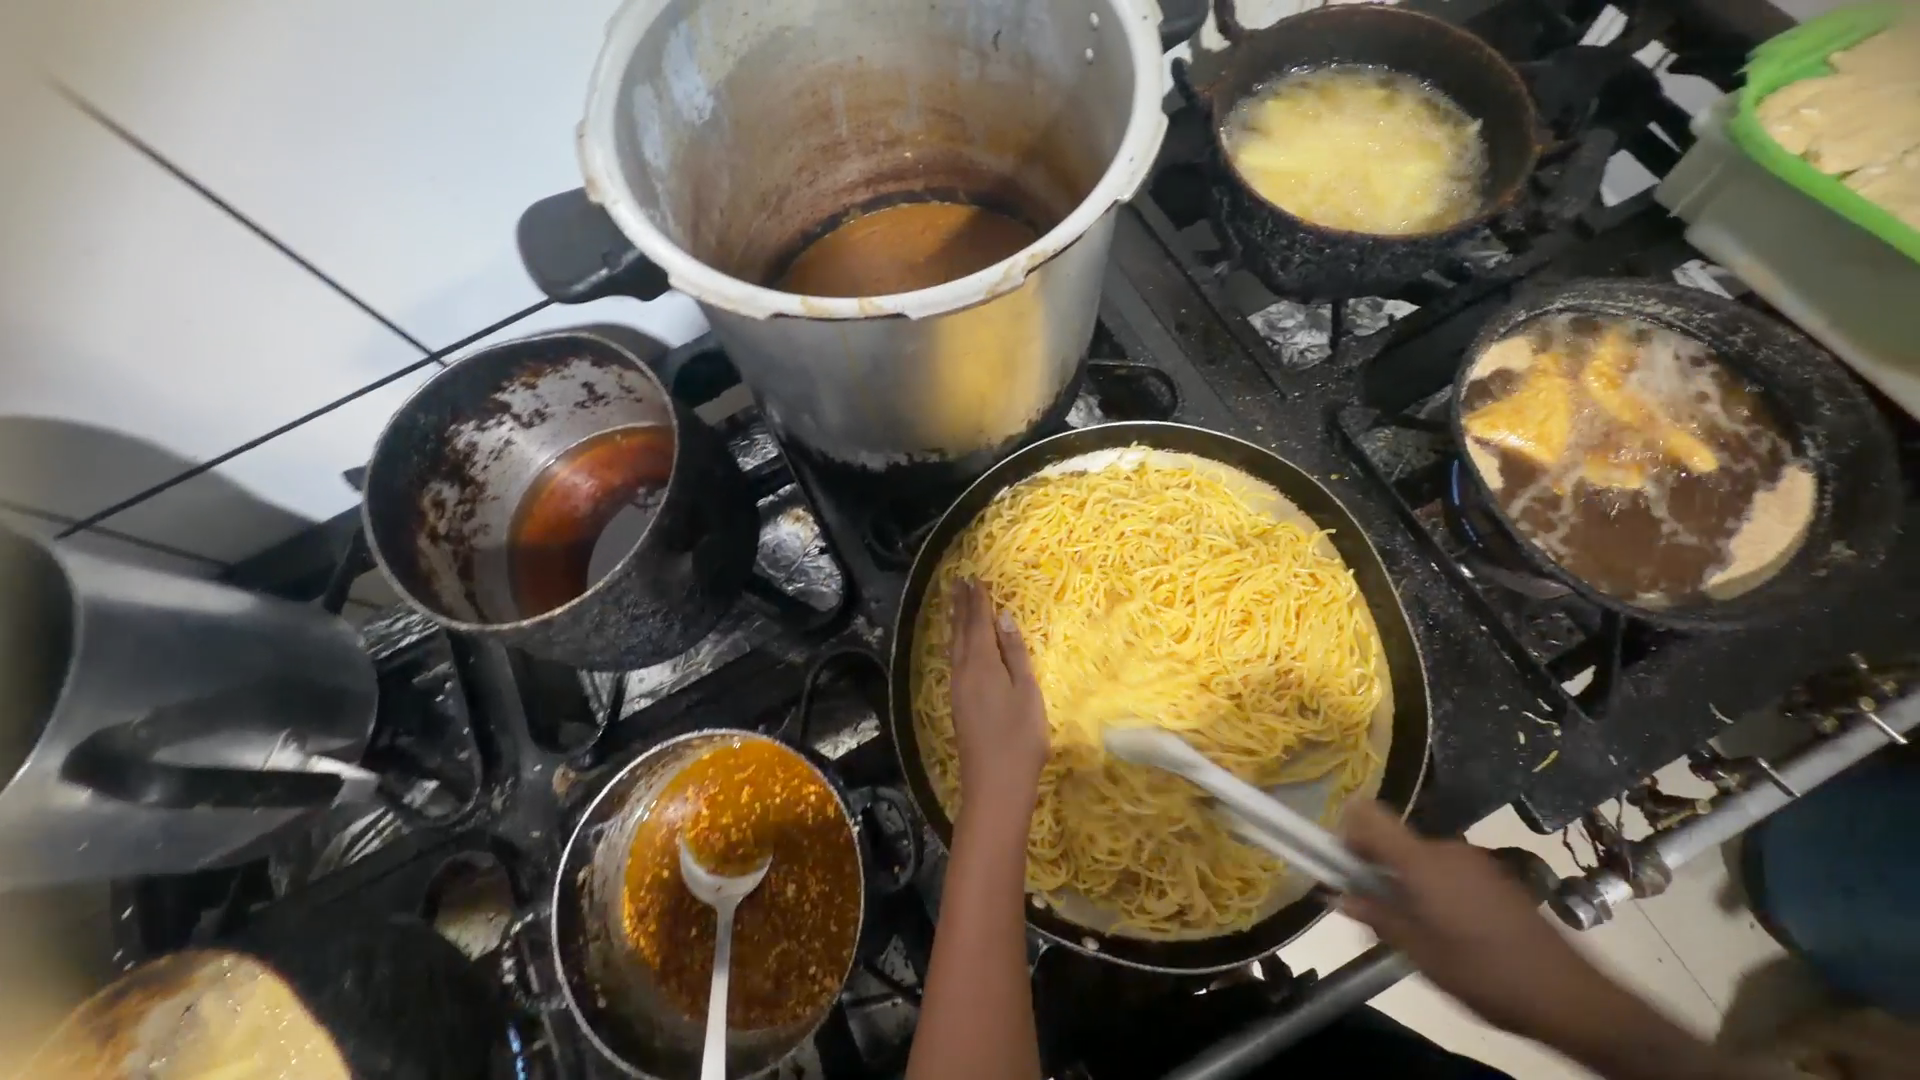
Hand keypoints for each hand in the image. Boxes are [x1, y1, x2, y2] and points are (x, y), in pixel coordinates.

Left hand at [947, 579, 1048, 814]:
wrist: (994, 784)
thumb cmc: (1020, 738)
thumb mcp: (1027, 692)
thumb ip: (1015, 654)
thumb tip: (1004, 619)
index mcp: (981, 664)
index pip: (978, 623)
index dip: (978, 600)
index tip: (975, 577)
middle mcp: (963, 671)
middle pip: (960, 631)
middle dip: (961, 606)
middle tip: (959, 581)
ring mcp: (957, 689)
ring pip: (953, 646)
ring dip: (955, 622)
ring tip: (955, 604)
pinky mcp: (958, 703)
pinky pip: (953, 660)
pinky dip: (956, 642)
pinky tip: (958, 645)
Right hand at [1339, 801, 1618, 1042]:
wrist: (1573, 997)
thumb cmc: (1486, 975)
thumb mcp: (1421, 954)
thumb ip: (1376, 917)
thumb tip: (1336, 896)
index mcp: (1422, 862)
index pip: (1369, 815)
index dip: (1346, 830)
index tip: (1340, 862)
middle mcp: (1446, 849)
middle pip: (1393, 839)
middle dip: (1375, 865)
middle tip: (1372, 909)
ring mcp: (1475, 861)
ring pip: (1420, 857)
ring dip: (1405, 880)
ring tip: (1413, 926)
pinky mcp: (1495, 877)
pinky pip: (1447, 868)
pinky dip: (1434, 886)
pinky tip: (1448, 928)